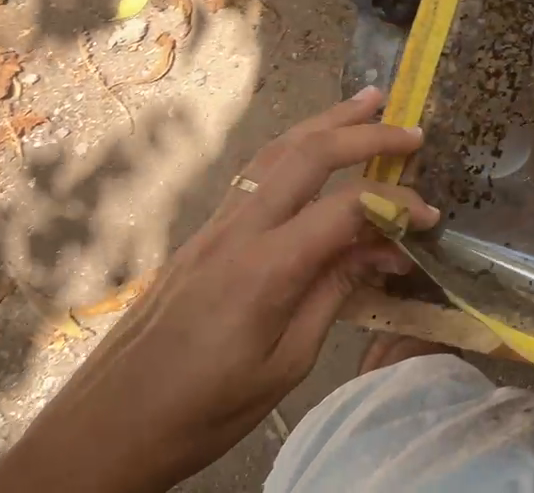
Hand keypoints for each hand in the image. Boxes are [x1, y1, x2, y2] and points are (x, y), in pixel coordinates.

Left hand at [0, 88, 437, 492]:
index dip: (396, 204)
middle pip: (308, 154)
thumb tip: (380, 249)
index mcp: (264, 268)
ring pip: (277, 152)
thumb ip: (334, 293)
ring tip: (368, 101)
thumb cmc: (200, 411)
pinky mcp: (203, 235)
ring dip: (327, 123)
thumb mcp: (285, 365)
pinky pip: (257, 174)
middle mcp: (238, 230)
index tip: (431, 218)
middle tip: (412, 129)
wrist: (101, 433)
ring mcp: (214, 226)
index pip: (347, 209)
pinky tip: (316, 148)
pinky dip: (298, 148)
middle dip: (365, 133)